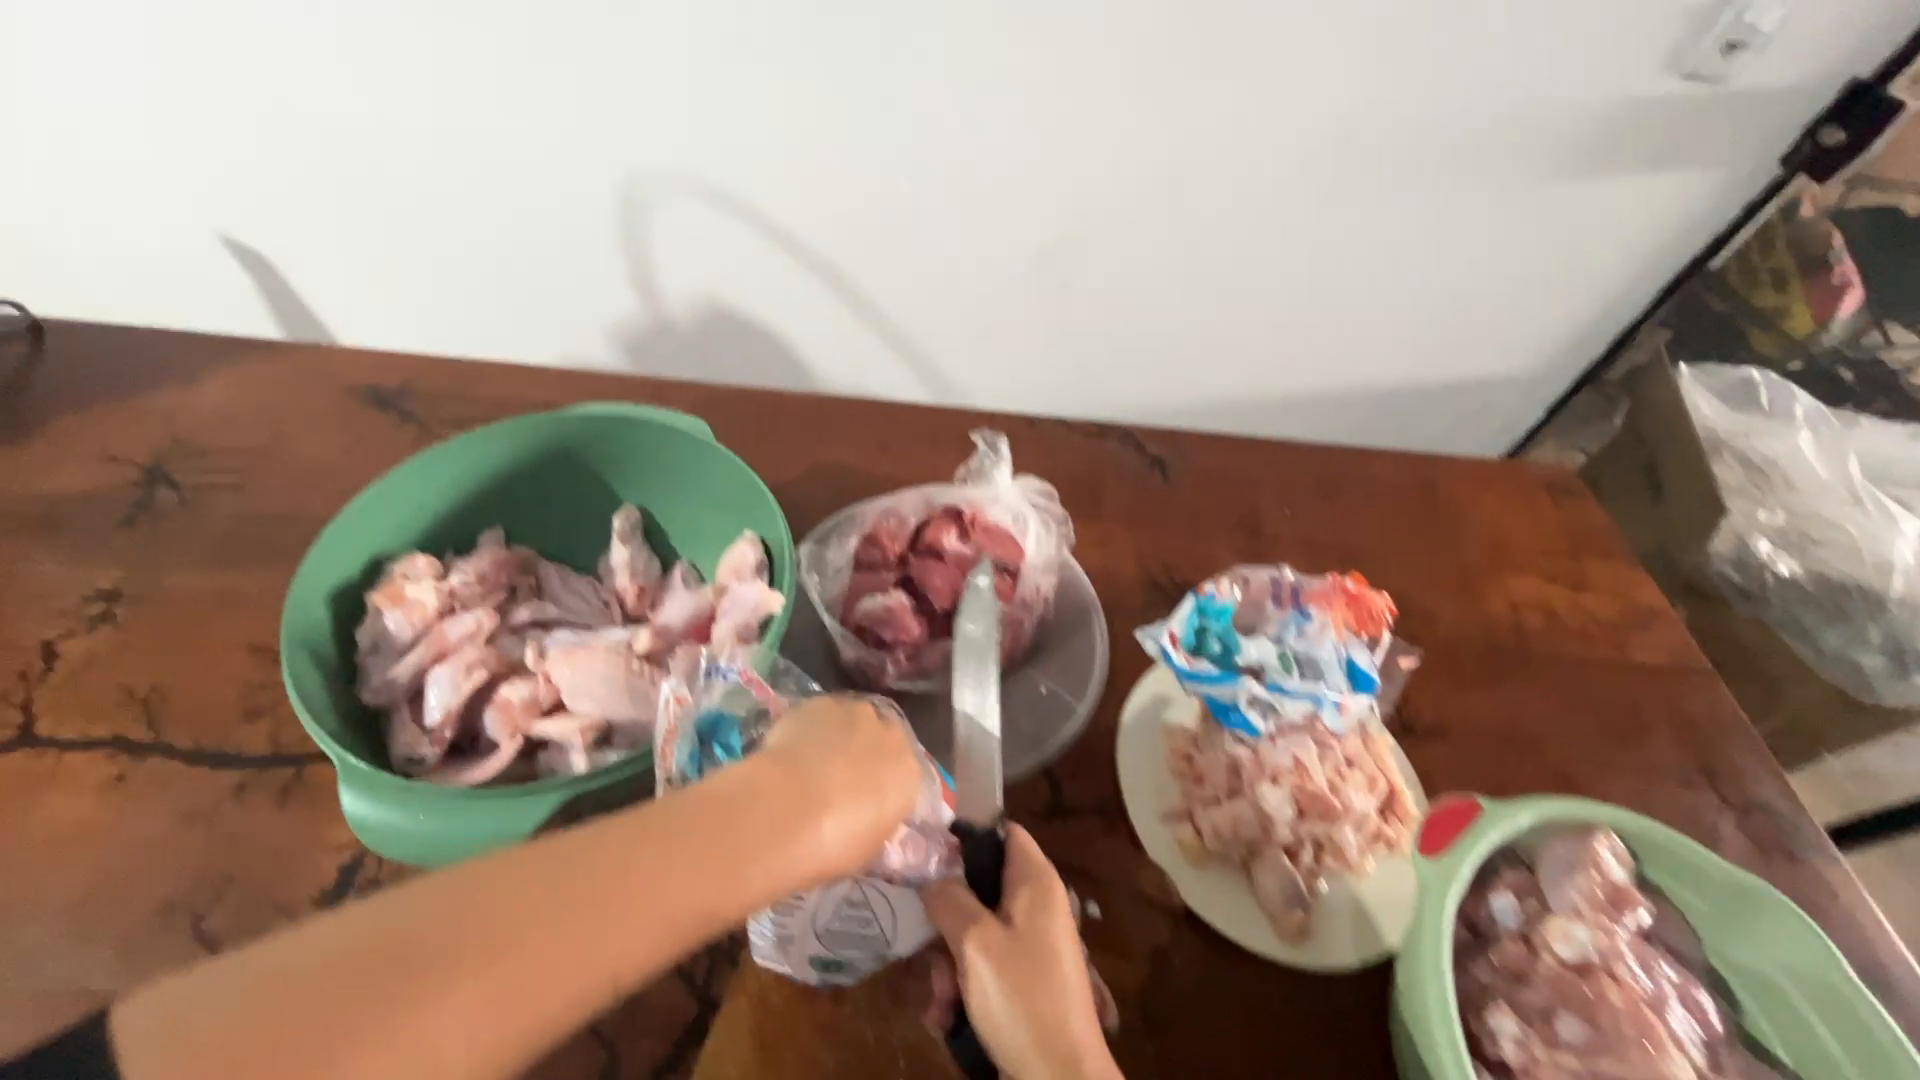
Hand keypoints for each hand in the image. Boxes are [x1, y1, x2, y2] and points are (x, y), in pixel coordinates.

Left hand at [754, 693, 925, 883]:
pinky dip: (810, 729)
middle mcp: (889, 735)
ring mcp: (855, 712)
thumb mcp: (868, 845)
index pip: (901, 773)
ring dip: (838, 736)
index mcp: (909, 773)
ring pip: (851, 721)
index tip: (863, 799)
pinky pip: (820, 715)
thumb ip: (876, 820)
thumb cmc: (834, 844)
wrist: (788, 811)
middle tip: (838, 778)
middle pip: (880, 738)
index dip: (880, 783)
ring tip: (811, 762)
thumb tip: (868, 814)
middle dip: (864, 752)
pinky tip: (791, 751)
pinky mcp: (820, 703)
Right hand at [921, 825, 1120, 1079]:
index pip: (1004, 831)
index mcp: (1035, 882)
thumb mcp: (975, 942)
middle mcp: (1036, 905)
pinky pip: (984, 965)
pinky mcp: (1024, 979)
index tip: (928, 858)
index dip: (967, 836)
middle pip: (979, 887)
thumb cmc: (1022, 999)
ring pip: (974, 931)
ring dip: (949, 966)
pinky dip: (963, 988)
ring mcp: (1031, 944)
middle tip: (933, 954)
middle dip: (946, 923)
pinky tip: (947, 1018)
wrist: (1060, 1079)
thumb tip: (933, 878)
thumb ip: (948, 898)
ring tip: (942, 1002)